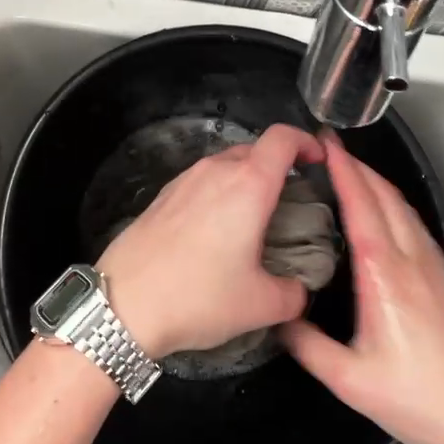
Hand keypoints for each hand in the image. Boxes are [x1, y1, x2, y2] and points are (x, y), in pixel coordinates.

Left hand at [95, 124, 323, 356]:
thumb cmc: (199, 296)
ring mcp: (184, 180)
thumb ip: (293, 293)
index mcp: (248, 184)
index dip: (306, 142)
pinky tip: (218, 231)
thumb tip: (299, 290)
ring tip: (257, 218)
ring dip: (247, 181)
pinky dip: (220, 194)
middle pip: (255, 150)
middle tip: (293, 198)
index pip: (282, 138)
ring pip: (226, 165)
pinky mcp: (163, 195)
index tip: (318, 161)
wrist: (125, 302)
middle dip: (279, 166)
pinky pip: (202, 182)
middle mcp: (215, 171)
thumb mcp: (261, 305)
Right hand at [278, 130, 443, 443]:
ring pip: (403, 208)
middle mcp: (412, 263)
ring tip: (351, 172)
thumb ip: (307, 346)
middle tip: (329, 148)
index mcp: (385, 276)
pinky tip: (384, 217)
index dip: (342, 168)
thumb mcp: (350, 380)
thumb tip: (279, 321)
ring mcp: (433, 271)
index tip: (324, 143)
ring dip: (376, 182)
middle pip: (384, 195)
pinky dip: (393, 205)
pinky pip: (414, 227)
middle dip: (356, 165)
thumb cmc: (428, 402)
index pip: (361, 204)